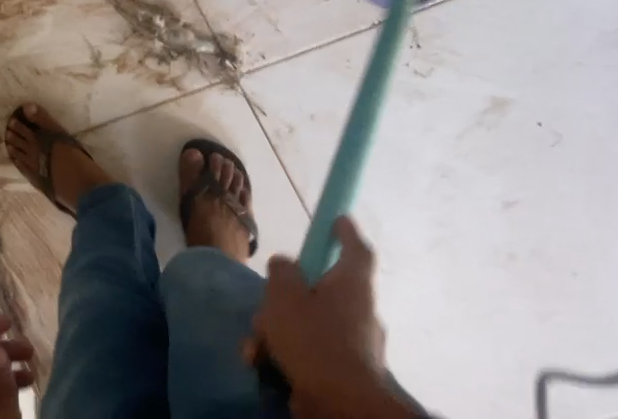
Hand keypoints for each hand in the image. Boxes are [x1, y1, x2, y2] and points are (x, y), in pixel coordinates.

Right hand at [246, 218, 411, 418]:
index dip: (346, 233)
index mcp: (352, 287)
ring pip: (310, 321)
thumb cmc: (312, 339)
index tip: (338, 218)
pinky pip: (310, 349)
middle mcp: (361, 312)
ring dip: (280, 328)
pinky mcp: (346, 370)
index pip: (356, 251)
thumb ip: (282, 272)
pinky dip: (287, 350)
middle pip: (322, 290)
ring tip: (257, 342)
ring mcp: (356, 343)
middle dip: (288, 297)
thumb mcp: (283, 294)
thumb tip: (287, 266)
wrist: (341, 404)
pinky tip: (263, 359)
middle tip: (266, 306)